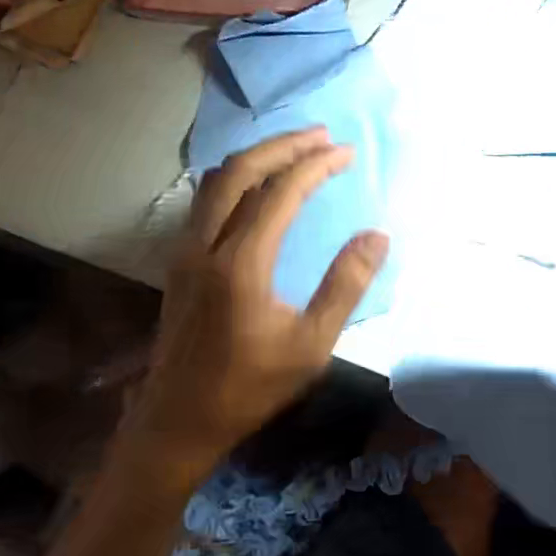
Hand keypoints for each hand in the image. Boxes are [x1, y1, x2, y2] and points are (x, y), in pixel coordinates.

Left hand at [122, 127, 388, 470]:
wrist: (179, 419)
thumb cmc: (251, 387)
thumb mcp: (312, 344)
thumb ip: (345, 286)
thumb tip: (377, 236)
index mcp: (240, 263)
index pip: (279, 193)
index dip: (314, 166)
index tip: (346, 152)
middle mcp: (205, 245)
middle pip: (238, 171)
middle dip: (282, 146)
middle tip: (322, 136)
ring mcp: (184, 252)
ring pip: (215, 182)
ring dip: (256, 158)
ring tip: (294, 152)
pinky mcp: (178, 263)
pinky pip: (205, 201)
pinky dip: (236, 179)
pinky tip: (258, 189)